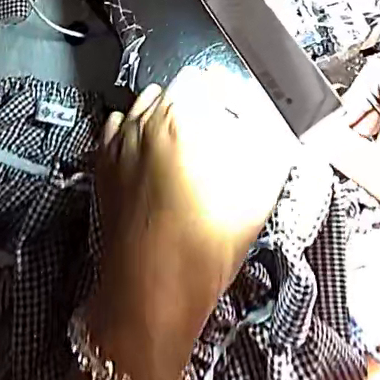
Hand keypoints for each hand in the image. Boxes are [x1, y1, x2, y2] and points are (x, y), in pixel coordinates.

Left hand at [88, 67, 294, 379]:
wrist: (149, 299)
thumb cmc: (201, 250)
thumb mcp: (256, 195)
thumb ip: (270, 149)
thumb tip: (276, 129)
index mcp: (178, 119)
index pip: (203, 80)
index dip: (224, 93)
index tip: (236, 110)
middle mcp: (142, 123)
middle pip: (174, 90)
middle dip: (198, 104)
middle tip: (217, 130)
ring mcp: (118, 145)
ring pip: (144, 106)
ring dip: (166, 114)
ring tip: (186, 141)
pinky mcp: (103, 168)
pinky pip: (118, 130)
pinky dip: (136, 130)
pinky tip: (152, 149)